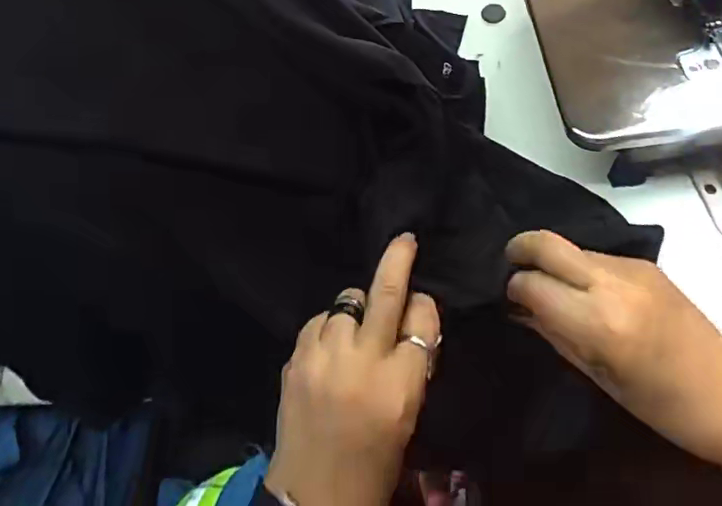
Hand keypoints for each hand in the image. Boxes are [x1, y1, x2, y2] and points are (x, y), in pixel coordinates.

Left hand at [266, 233, 440, 505]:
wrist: (311, 500)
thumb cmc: (372, 462)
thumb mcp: (408, 414)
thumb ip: (414, 363)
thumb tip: (414, 318)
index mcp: (400, 385)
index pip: (422, 319)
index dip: (425, 306)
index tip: (422, 305)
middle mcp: (363, 363)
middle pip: (385, 293)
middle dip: (398, 260)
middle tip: (405, 240)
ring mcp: (324, 358)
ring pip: (346, 301)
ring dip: (356, 309)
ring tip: (356, 331)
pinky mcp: (295, 360)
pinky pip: (318, 321)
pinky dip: (328, 327)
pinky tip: (330, 346)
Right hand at [506, 230, 721, 466]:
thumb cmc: (663, 406)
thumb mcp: (600, 379)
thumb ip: (555, 335)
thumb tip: (519, 309)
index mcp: (601, 321)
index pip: (534, 284)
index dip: (513, 288)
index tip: (507, 300)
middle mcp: (613, 282)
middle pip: (548, 242)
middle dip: (521, 249)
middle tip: (509, 268)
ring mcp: (631, 267)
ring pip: (573, 248)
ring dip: (555, 262)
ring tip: (551, 288)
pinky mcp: (645, 262)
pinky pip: (598, 257)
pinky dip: (582, 269)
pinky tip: (587, 294)